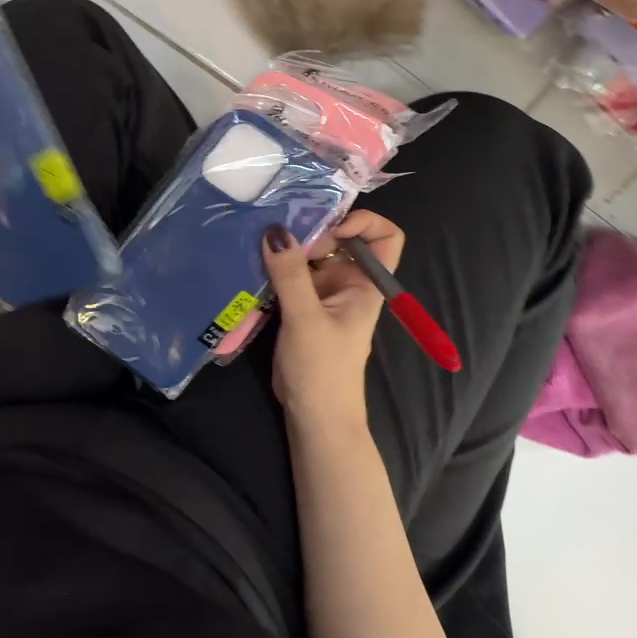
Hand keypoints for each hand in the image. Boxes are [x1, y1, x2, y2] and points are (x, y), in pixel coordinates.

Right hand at [262, 209, 404, 424]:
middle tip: (279, 241)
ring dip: (286, 251)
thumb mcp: (305, 319)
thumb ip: (290, 275)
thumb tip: (275, 231)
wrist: (314, 414)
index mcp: (366, 284)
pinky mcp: (297, 309)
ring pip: (308, 259)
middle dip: (310, 233)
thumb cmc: (322, 369)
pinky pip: (287, 278)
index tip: (327, 228)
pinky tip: (251, 267)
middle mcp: (347, 284)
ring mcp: (321, 296)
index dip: (363, 223)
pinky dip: (272, 270)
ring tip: (257, 246)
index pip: (385, 237)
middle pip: (337, 241)